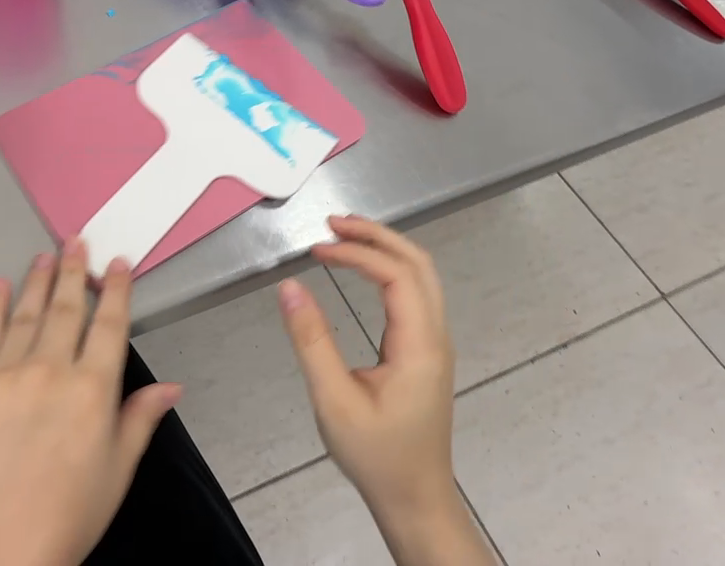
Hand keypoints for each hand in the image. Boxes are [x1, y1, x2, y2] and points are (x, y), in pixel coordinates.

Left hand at [0, 240, 180, 565]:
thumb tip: (171, 387)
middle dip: (74, 270)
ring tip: (45, 254)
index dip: (115, 290)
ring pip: (27, 313)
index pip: (109, 325)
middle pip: (66, 308)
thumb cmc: (67, 513)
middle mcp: (51, 371)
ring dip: (38, 280)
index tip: (118, 264)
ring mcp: (8, 373)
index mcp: (92, 391)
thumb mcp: (118, 470)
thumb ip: (140, 419)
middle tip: (77, 240)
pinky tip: (0, 286)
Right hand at [278, 216, 491, 565]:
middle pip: (419, 265)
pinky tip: (359, 269)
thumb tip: (289, 287)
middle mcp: (435, 338)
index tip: (316, 250)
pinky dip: (387, 269)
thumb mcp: (333, 400)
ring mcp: (434, 344)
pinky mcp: (424, 352)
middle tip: (333, 224)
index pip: (396, 276)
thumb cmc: (376, 454)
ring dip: (384, 249)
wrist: (414, 499)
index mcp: (420, 347)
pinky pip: (414, 293)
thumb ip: (311, 340)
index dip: (357, 254)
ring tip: (342, 238)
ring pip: (421, 277)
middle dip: (377, 236)